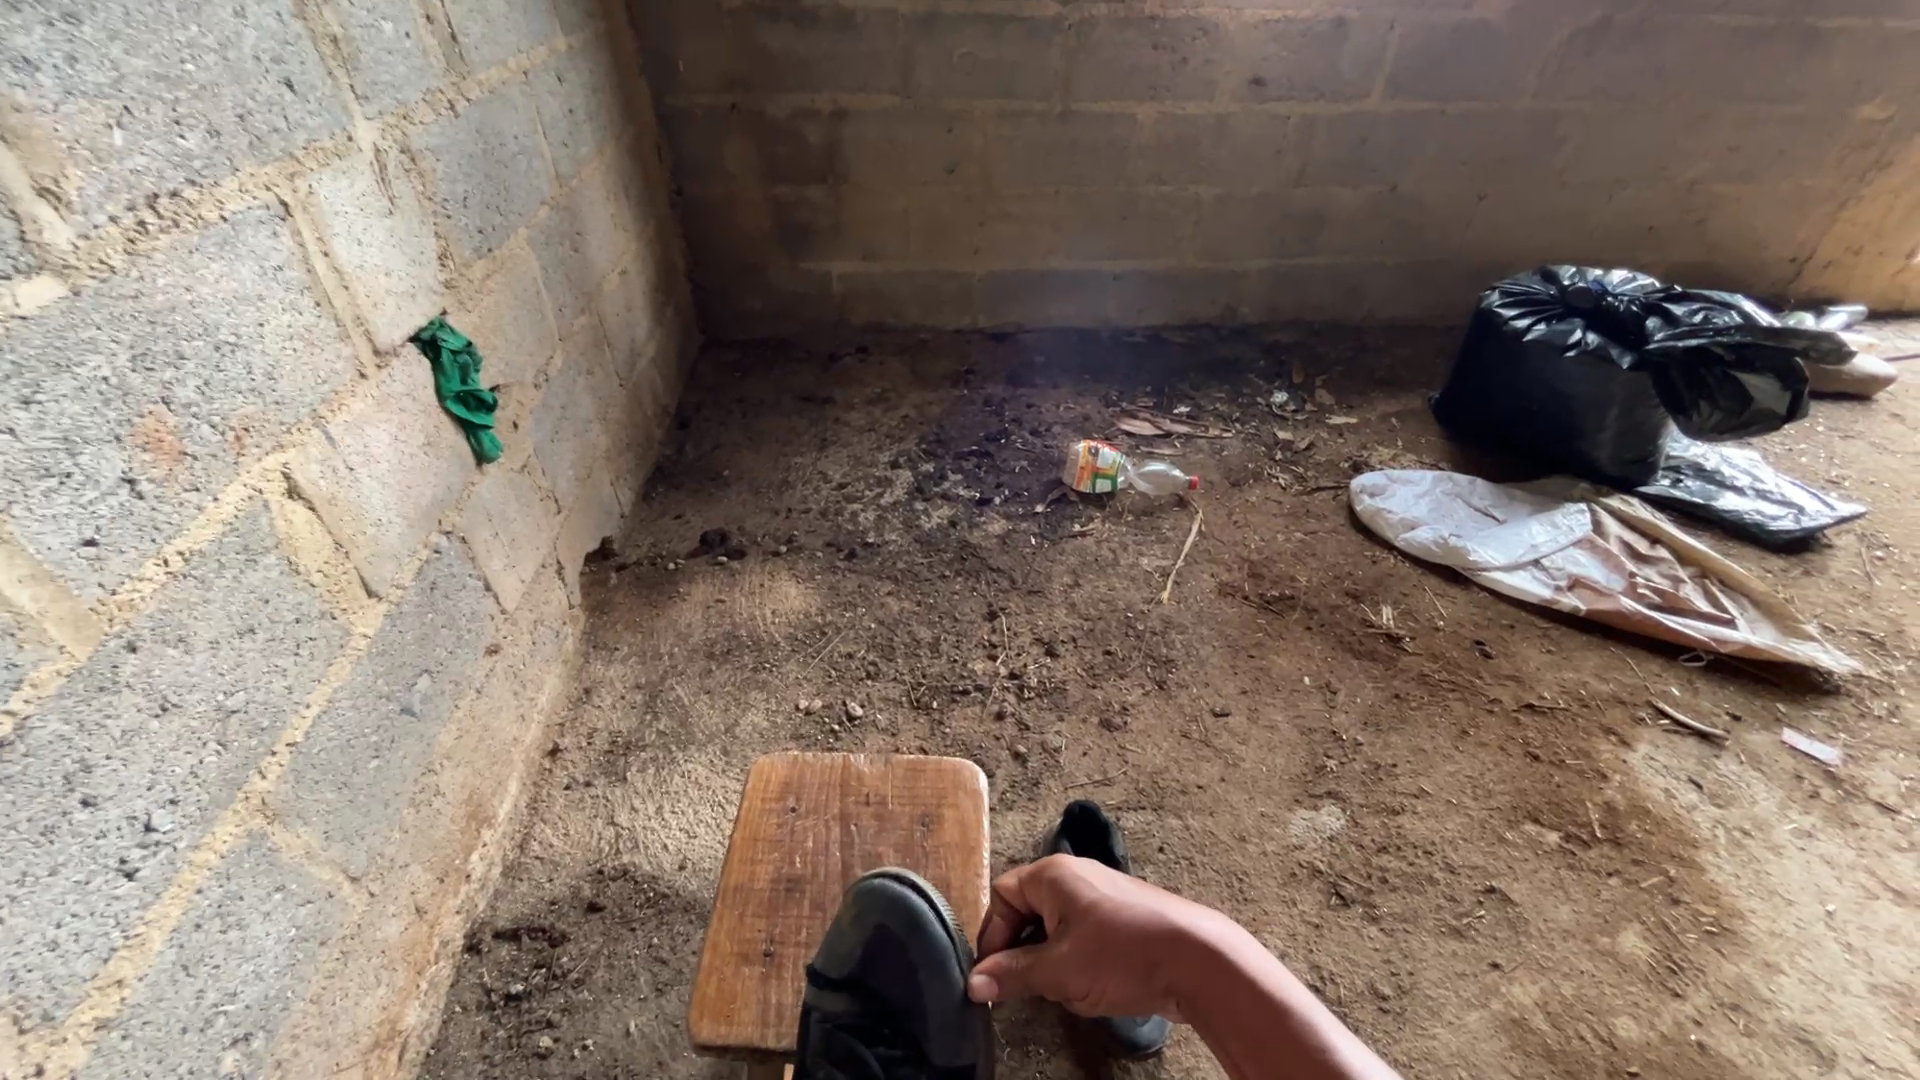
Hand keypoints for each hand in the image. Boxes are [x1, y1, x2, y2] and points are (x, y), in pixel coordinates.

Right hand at [968, 854, 1227, 1020]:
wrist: (1196, 958)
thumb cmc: (1120, 955)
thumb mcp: (1058, 971)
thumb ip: (1012, 975)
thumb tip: (973, 984)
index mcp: (1051, 874)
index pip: (1001, 895)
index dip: (992, 935)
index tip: (992, 975)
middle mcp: (1074, 874)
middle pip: (1027, 909)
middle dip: (1023, 950)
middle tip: (1027, 985)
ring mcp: (1100, 893)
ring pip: (1055, 925)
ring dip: (1050, 958)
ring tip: (1063, 987)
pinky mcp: (1121, 915)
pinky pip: (1082, 932)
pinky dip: (1076, 957)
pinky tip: (1091, 983)